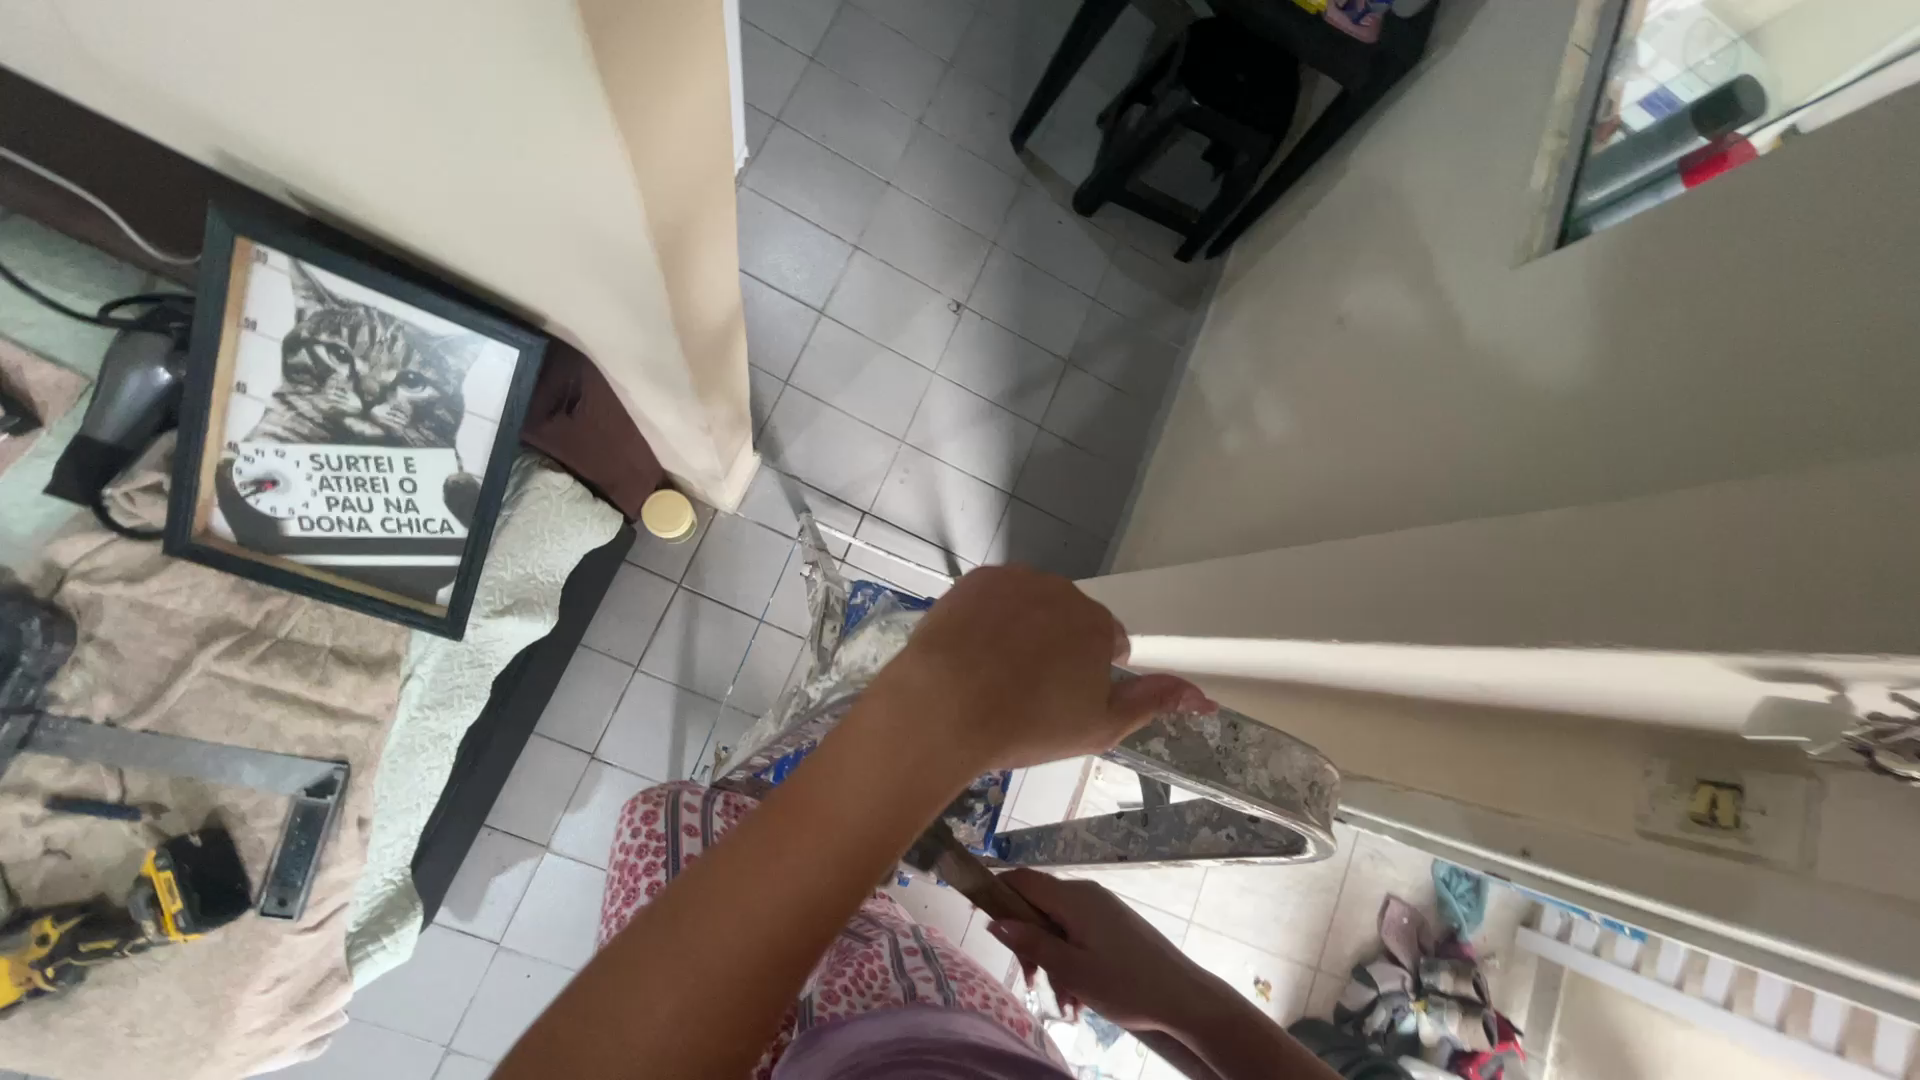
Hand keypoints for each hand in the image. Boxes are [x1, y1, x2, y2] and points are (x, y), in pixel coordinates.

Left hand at [862, 565, 1212, 771]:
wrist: (945, 707)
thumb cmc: (1027, 724)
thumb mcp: (1100, 726)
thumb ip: (1153, 702)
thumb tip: (1204, 696)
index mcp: (1099, 625)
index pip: (1107, 643)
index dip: (1085, 676)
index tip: (1059, 701)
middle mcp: (1063, 591)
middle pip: (1068, 619)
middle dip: (1056, 647)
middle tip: (1025, 689)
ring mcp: (1016, 580)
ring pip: (1030, 604)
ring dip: (1022, 628)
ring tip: (994, 670)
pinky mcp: (977, 579)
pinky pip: (993, 596)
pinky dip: (988, 617)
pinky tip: (973, 648)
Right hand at [989, 869, 1227, 1032]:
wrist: (1186, 998)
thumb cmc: (1126, 984)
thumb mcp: (1071, 969)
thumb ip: (1031, 943)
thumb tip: (996, 921)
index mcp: (1073, 898)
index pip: (1023, 879)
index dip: (997, 892)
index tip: (981, 918)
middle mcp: (1086, 894)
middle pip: (1039, 906)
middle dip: (1030, 944)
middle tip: (1033, 984)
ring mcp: (1103, 907)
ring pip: (1059, 926)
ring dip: (1053, 961)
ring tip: (1066, 1002)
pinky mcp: (1115, 923)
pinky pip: (1079, 933)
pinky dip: (1072, 959)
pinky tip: (1081, 996)